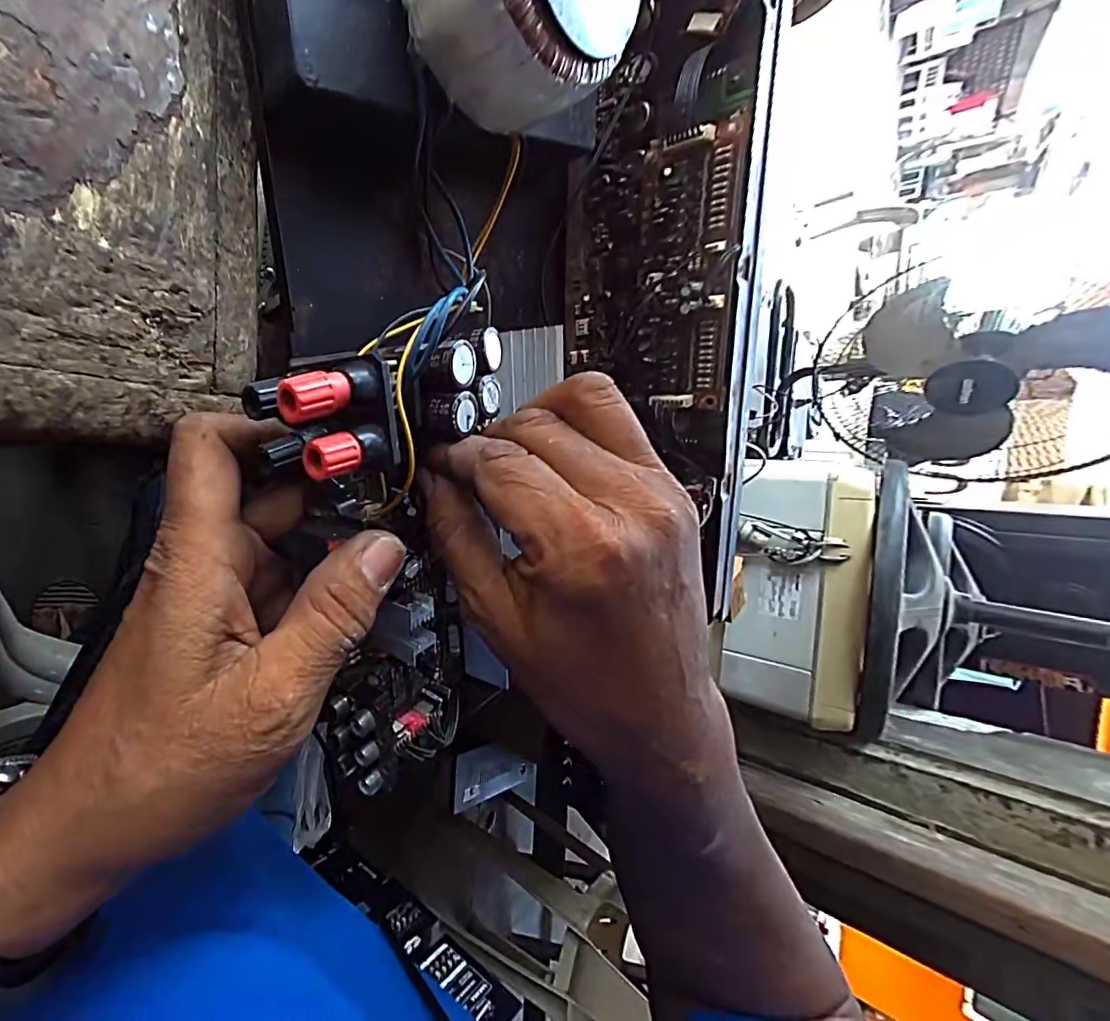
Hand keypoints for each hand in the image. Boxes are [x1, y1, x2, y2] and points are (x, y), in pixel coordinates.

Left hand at [0, 413, 406, 956]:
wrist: (93, 826)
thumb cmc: (165, 768)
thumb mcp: (273, 695)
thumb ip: (333, 616)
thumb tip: (383, 548)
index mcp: (197, 559)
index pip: (209, 446)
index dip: (263, 426)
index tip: (328, 440)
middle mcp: (200, 562)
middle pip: (261, 491)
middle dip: (325, 495)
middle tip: (389, 511)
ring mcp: (208, 593)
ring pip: (275, 539)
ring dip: (325, 546)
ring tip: (381, 563)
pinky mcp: (216, 624)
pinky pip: (272, 581)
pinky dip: (311, 586)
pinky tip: (350, 607)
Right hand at [422, 372, 726, 791]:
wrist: (660, 711)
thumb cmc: (590, 684)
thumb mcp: (498, 618)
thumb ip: (458, 537)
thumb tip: (437, 483)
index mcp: (582, 547)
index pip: (501, 460)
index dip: (457, 455)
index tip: (440, 463)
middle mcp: (631, 507)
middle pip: (537, 423)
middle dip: (488, 437)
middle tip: (468, 465)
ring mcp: (660, 492)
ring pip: (586, 398)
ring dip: (536, 413)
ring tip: (513, 451)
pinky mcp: (671, 491)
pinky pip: (620, 420)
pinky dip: (577, 424)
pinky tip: (554, 458)